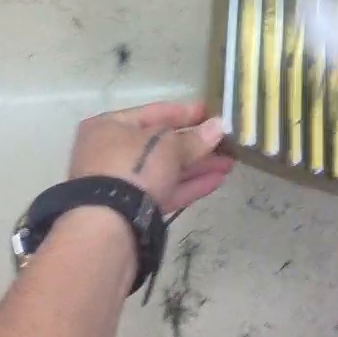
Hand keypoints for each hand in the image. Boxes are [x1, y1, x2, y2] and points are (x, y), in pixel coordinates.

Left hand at [69, 100, 233, 213]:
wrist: (108, 224)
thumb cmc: (133, 167)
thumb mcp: (167, 145)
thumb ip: (194, 138)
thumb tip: (220, 126)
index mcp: (109, 126)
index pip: (153, 113)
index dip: (184, 112)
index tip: (211, 112)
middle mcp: (111, 152)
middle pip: (160, 144)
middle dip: (195, 143)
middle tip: (226, 142)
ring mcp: (122, 183)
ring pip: (166, 170)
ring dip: (198, 166)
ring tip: (229, 163)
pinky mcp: (133, 210)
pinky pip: (165, 191)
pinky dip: (190, 185)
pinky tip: (217, 180)